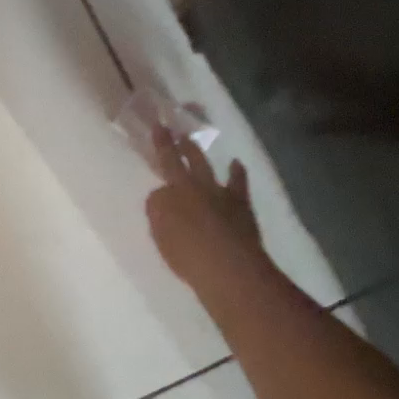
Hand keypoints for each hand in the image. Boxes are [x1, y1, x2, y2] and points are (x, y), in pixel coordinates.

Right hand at [145, 128, 269, 287]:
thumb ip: (159, 214)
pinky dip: (236, 173)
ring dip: (198, 154)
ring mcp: (219, 194)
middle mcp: (194, 187)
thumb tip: (162, 199)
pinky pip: (237, 183)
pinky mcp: (240, 204)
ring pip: (206, 167)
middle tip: (170, 130)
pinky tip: (235, 164)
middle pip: (183, 161)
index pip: (163, 166)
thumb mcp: (161, 236)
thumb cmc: (188, 257)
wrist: (230, 269)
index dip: (161, 146)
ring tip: (191, 140)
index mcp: (172, 195)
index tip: (158, 128)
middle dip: (175, 146)